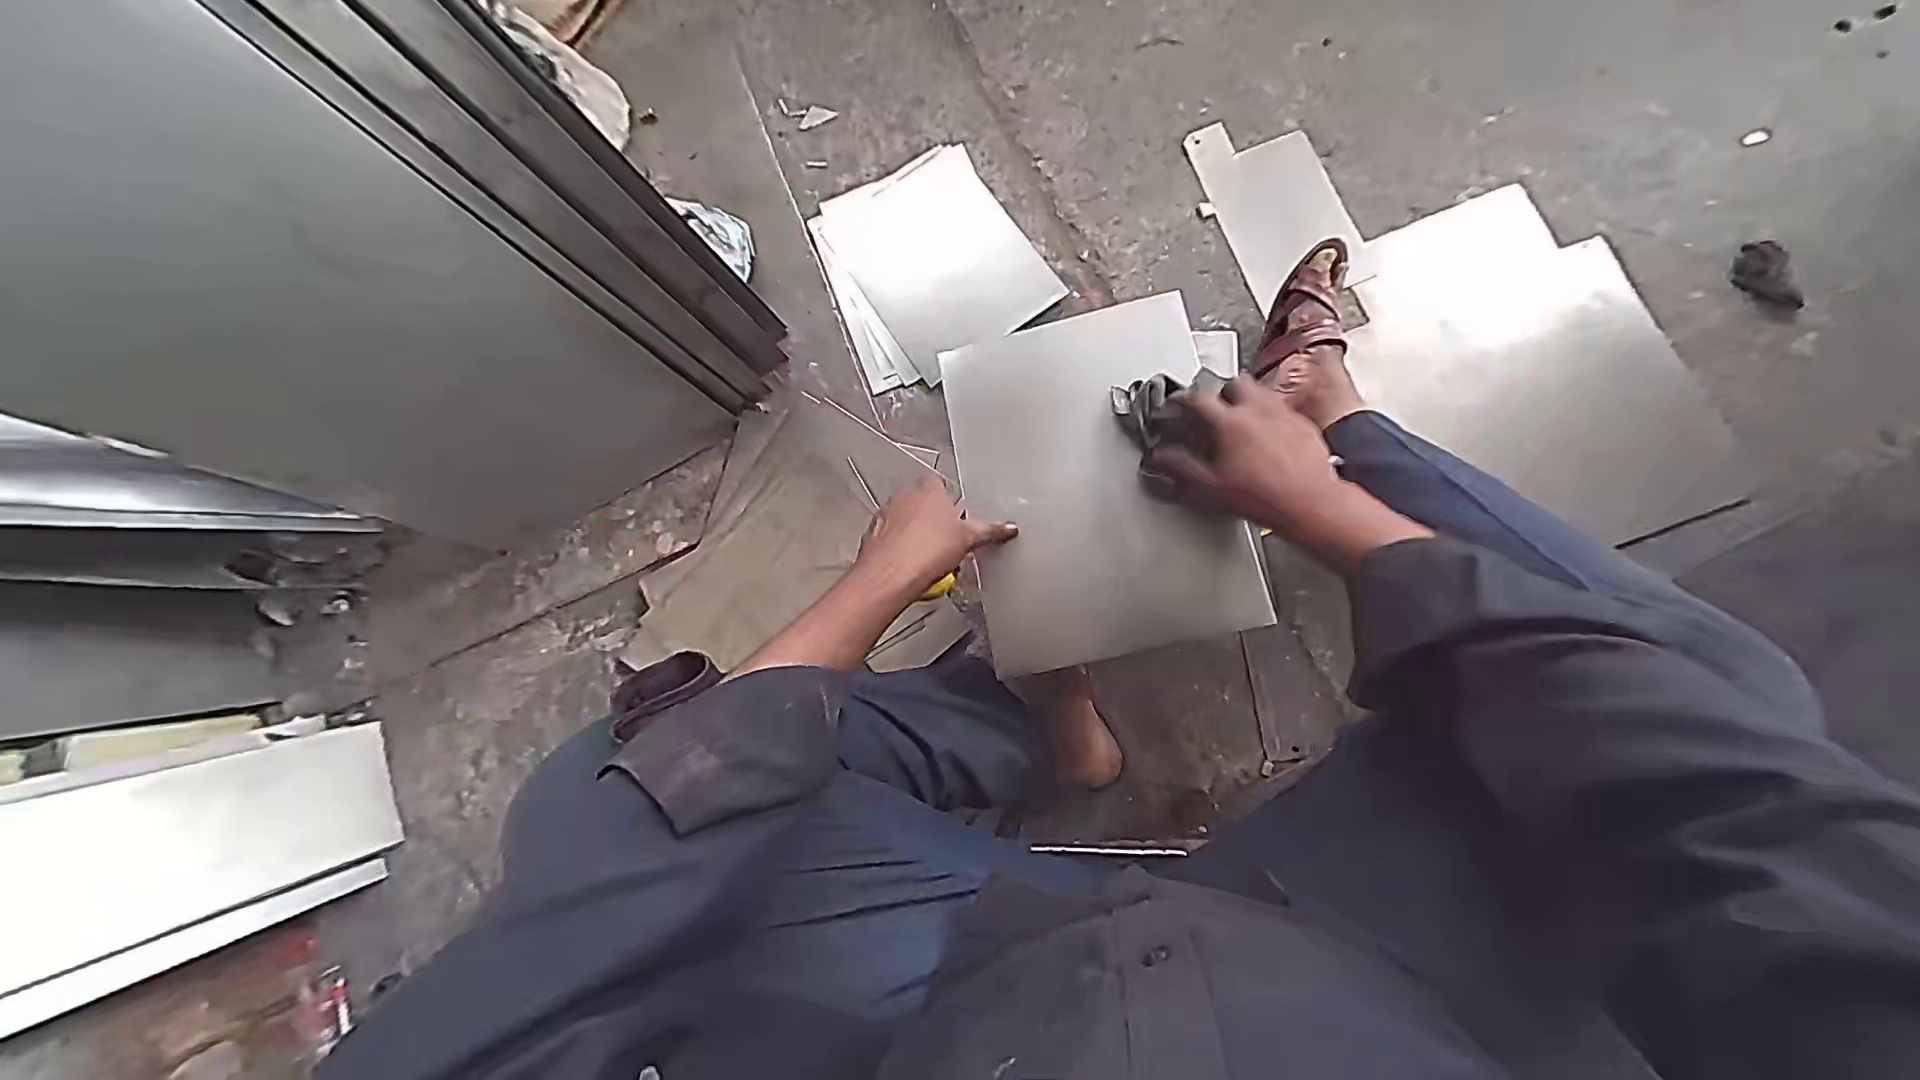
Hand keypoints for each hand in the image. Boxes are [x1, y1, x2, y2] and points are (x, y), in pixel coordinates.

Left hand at [854, 476, 1016, 598]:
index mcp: (928, 489)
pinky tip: (913, 565)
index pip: (940, 482)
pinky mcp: (874, 537)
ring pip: (906, 521)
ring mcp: (886, 515)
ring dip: (917, 535)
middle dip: (935, 520)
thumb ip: (989, 531)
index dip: (950, 497)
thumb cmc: (923, 551)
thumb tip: (1006, 529)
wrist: (890, 576)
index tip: (959, 512)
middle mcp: (904, 497)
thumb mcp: (968, 539)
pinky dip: (901, 549)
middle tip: (949, 539)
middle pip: (923, 503)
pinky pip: (892, 539)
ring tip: (932, 557)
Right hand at [1152, 376, 1430, 567]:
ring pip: (1260, 392)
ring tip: (1236, 418)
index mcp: (1229, 423)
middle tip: (1211, 409)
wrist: (1309, 504)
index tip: (1176, 404)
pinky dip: (1268, 416)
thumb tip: (1161, 456)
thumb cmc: (1263, 497)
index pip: (1197, 399)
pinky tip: (1264, 434)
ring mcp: (1283, 415)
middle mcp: (1257, 411)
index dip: (1181, 400)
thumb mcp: (1210, 486)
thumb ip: (1181, 467)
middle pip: (1233, 384)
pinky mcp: (1302, 425)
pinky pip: (1281, 409)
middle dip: (1219, 393)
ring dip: (1245, 400)